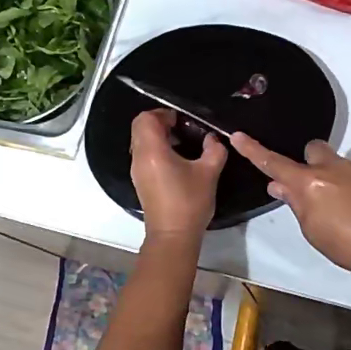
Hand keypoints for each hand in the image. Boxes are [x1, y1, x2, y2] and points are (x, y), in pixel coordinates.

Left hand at [130, 109, 225, 239]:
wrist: (173, 236)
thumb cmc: (190, 203)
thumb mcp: (209, 173)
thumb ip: (214, 149)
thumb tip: (212, 138)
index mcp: (152, 151)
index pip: (145, 119)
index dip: (163, 114)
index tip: (182, 121)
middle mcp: (139, 157)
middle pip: (140, 127)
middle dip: (159, 122)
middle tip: (182, 129)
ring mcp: (137, 170)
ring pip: (140, 141)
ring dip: (158, 136)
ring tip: (182, 144)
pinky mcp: (140, 180)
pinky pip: (143, 155)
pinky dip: (156, 150)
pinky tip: (177, 160)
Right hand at [230, 133, 350, 277]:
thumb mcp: (314, 232)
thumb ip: (298, 207)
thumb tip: (283, 188)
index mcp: (308, 182)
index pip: (273, 162)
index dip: (253, 150)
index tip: (237, 136)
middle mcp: (332, 168)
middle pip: (313, 151)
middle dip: (307, 162)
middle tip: (308, 189)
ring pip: (336, 165)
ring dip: (331, 180)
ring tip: (339, 215)